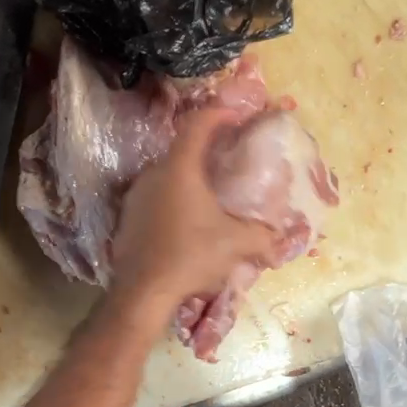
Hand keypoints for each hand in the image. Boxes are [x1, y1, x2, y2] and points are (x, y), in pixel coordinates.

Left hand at [110, 108, 275, 315]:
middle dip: (204, 153)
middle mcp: (153, 174)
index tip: (236, 116)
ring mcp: (135, 197)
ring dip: (186, 182)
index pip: (198, 124)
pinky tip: (184, 226)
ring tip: (207, 198)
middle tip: (225, 162)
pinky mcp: (126, 220)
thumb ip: (261, 238)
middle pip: (181, 151)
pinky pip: (153, 202)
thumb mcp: (235, 245)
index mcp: (180, 168)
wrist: (142, 292)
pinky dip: (171, 204)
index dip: (219, 114)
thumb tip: (279, 242)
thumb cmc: (190, 257)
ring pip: (166, 178)